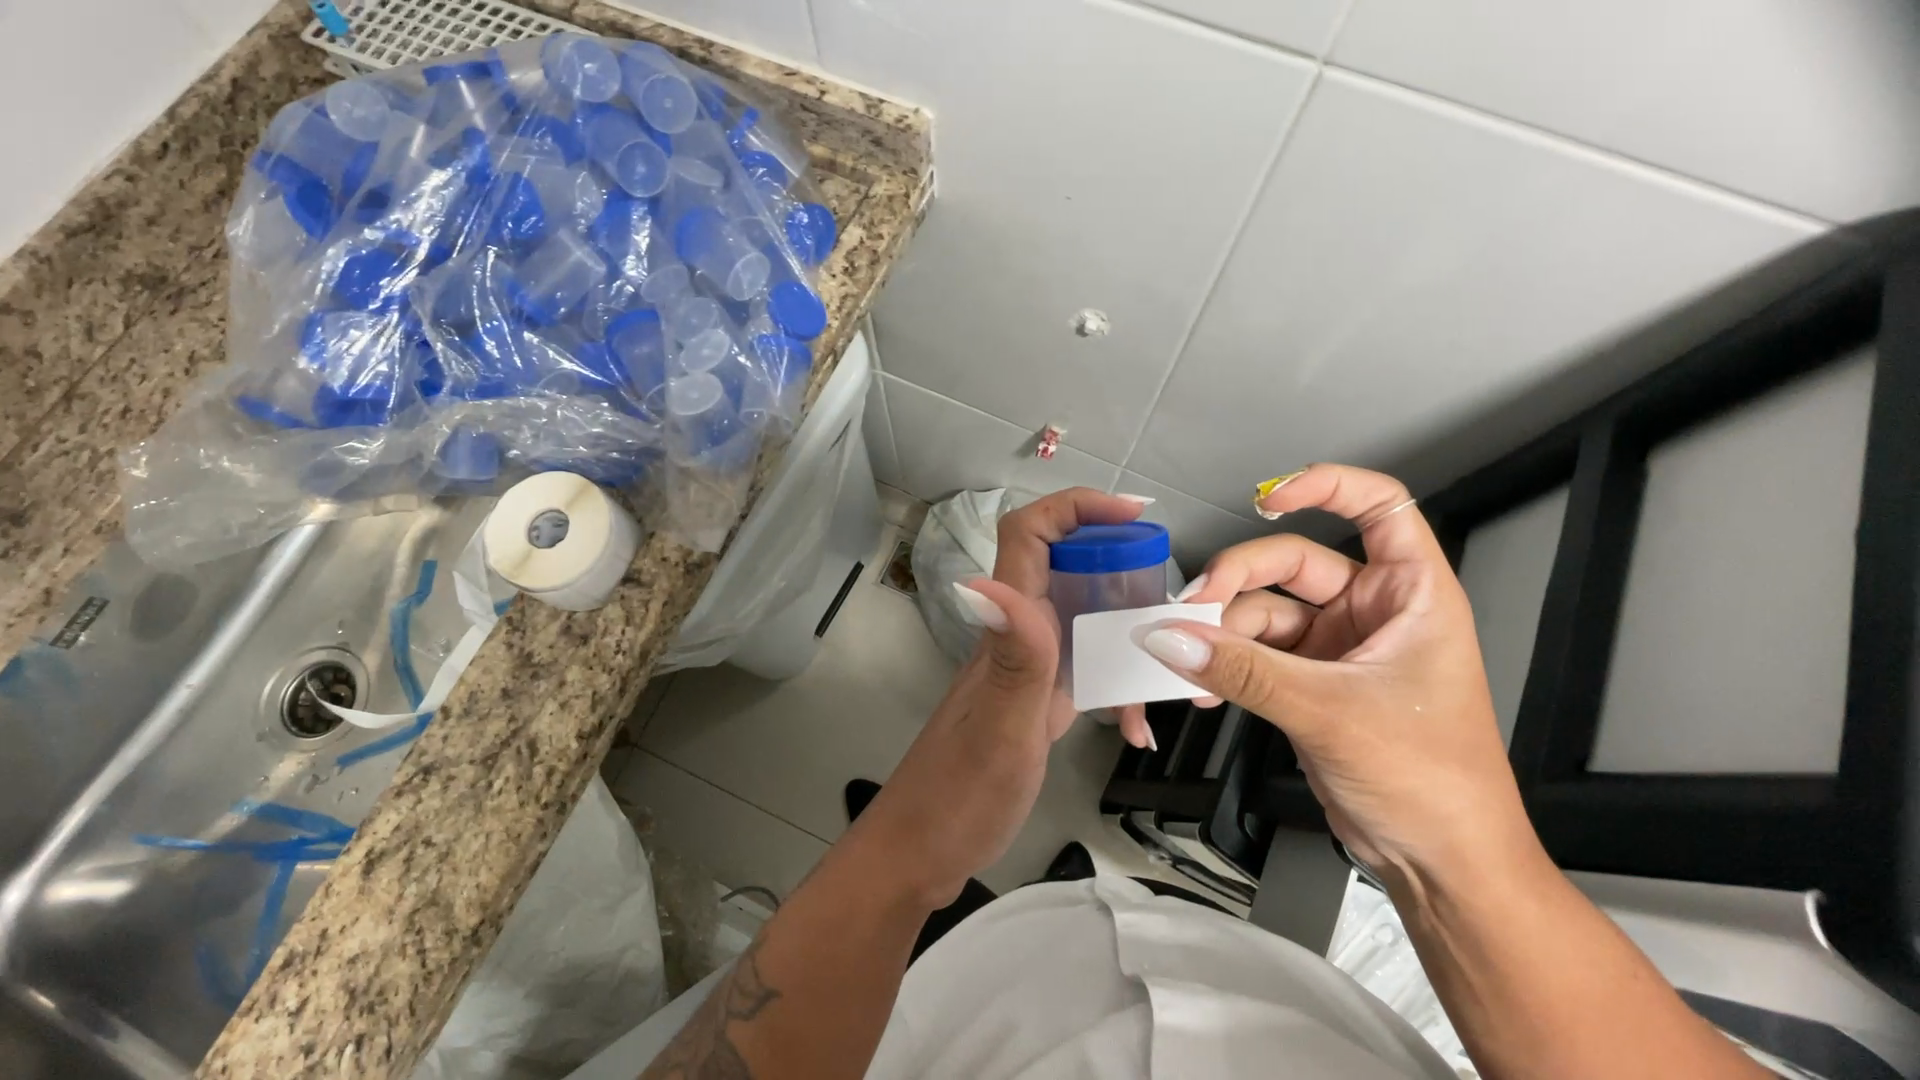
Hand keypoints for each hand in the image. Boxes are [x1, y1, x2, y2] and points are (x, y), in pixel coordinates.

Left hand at [850, 489, 1148, 905]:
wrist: (922, 852)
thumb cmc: (959, 794)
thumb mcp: (1000, 727)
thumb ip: (1013, 656)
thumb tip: (986, 579)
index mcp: (1006, 627)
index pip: (1030, 535)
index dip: (1078, 508)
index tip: (1137, 516)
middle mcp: (1017, 636)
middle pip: (1070, 569)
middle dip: (1125, 572)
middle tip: (1174, 604)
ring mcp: (1027, 670)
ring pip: (1086, 623)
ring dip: (1130, 636)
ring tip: (1170, 670)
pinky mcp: (1036, 704)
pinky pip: (1088, 675)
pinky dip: (1119, 691)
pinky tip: (1139, 728)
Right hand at [1140, 463, 1537, 883]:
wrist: (1440, 860)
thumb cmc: (1436, 782)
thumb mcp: (1331, 712)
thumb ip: (1243, 670)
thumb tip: (1174, 638)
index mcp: (1413, 595)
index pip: (1379, 506)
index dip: (1327, 486)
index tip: (1269, 497)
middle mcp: (1375, 613)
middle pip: (1293, 562)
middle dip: (1237, 581)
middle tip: (1194, 609)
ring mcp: (1339, 648)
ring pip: (1263, 612)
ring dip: (1221, 634)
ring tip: (1188, 662)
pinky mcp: (1310, 683)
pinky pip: (1254, 655)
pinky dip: (1223, 666)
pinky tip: (1199, 686)